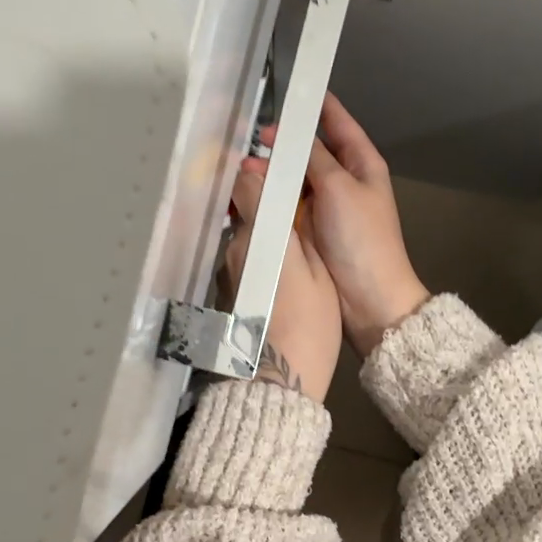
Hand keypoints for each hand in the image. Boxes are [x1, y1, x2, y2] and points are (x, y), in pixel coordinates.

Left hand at [222, 169, 340, 402]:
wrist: (279, 381)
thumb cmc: (308, 324)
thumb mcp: (315, 272)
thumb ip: (294, 229)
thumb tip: (274, 193)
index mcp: (258, 237)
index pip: (247, 184)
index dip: (260, 169)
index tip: (276, 161)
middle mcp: (233, 249)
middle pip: (246, 212)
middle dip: (267, 208)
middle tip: (296, 212)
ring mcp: (226, 274)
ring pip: (244, 240)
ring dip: (263, 238)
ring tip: (291, 250)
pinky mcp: (226, 296)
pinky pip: (242, 264)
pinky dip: (258, 262)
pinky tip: (278, 277)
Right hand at [245, 94, 429, 356]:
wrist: (368, 300)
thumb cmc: (362, 239)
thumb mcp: (339, 188)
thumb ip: (312, 157)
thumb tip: (284, 133)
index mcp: (361, 163)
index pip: (337, 122)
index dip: (314, 104)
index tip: (287, 86)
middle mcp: (341, 180)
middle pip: (306, 150)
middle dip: (278, 142)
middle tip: (246, 137)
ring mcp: (322, 207)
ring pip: (289, 178)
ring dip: (267, 172)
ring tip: (239, 166)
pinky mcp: (305, 231)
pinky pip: (281, 206)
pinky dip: (264, 198)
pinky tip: (242, 192)